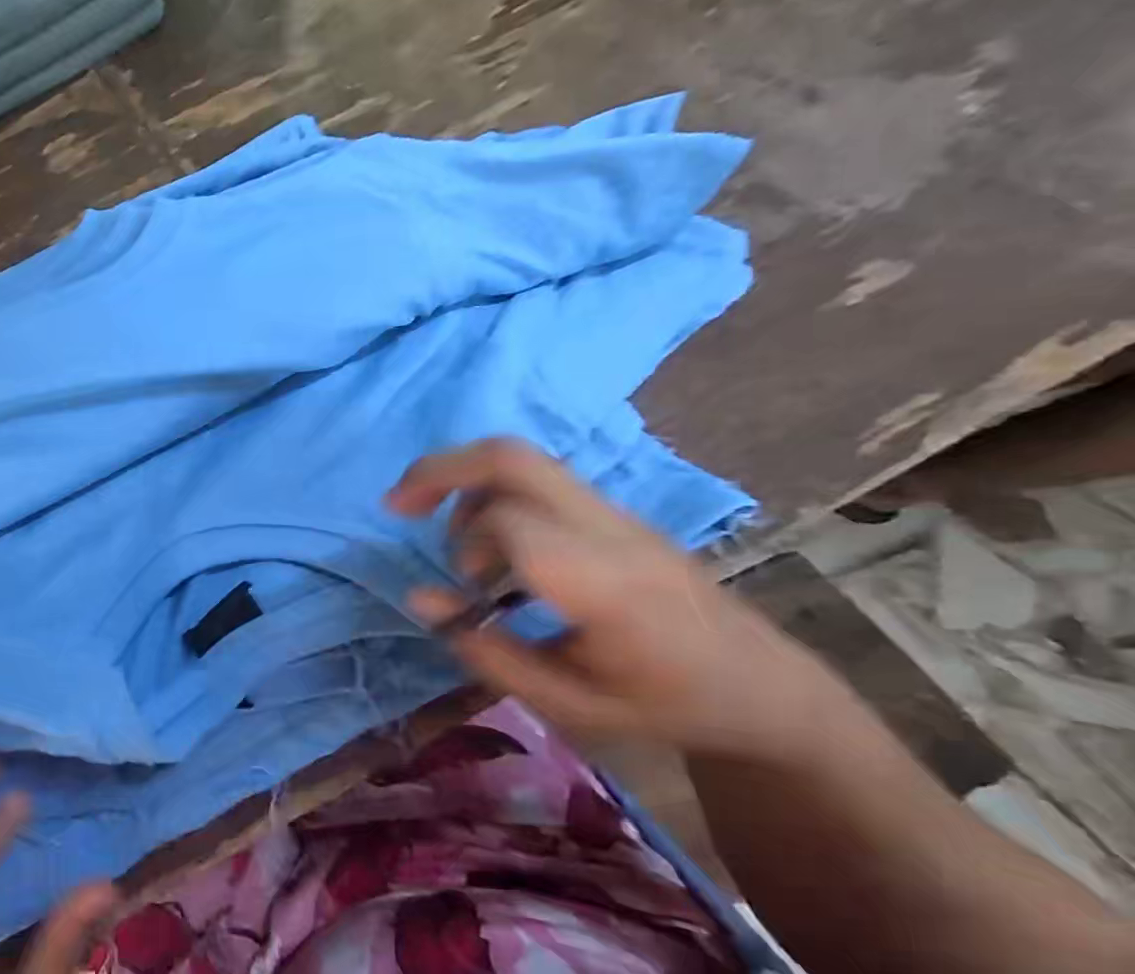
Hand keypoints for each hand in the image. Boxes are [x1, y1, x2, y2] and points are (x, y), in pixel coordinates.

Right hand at [386, 439, 848, 759]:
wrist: (765, 686)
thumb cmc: (665, 705)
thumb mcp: (571, 705)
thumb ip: (488, 653)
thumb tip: (420, 599)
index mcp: (604, 584)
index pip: (511, 524)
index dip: (466, 547)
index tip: (464, 593)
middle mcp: (608, 529)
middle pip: (511, 458)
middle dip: (439, 469)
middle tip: (398, 503)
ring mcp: (615, 512)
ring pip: (521, 459)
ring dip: (466, 485)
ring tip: (462, 550)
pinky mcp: (614, 511)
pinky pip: (538, 478)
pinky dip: (492, 493)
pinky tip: (492, 544)